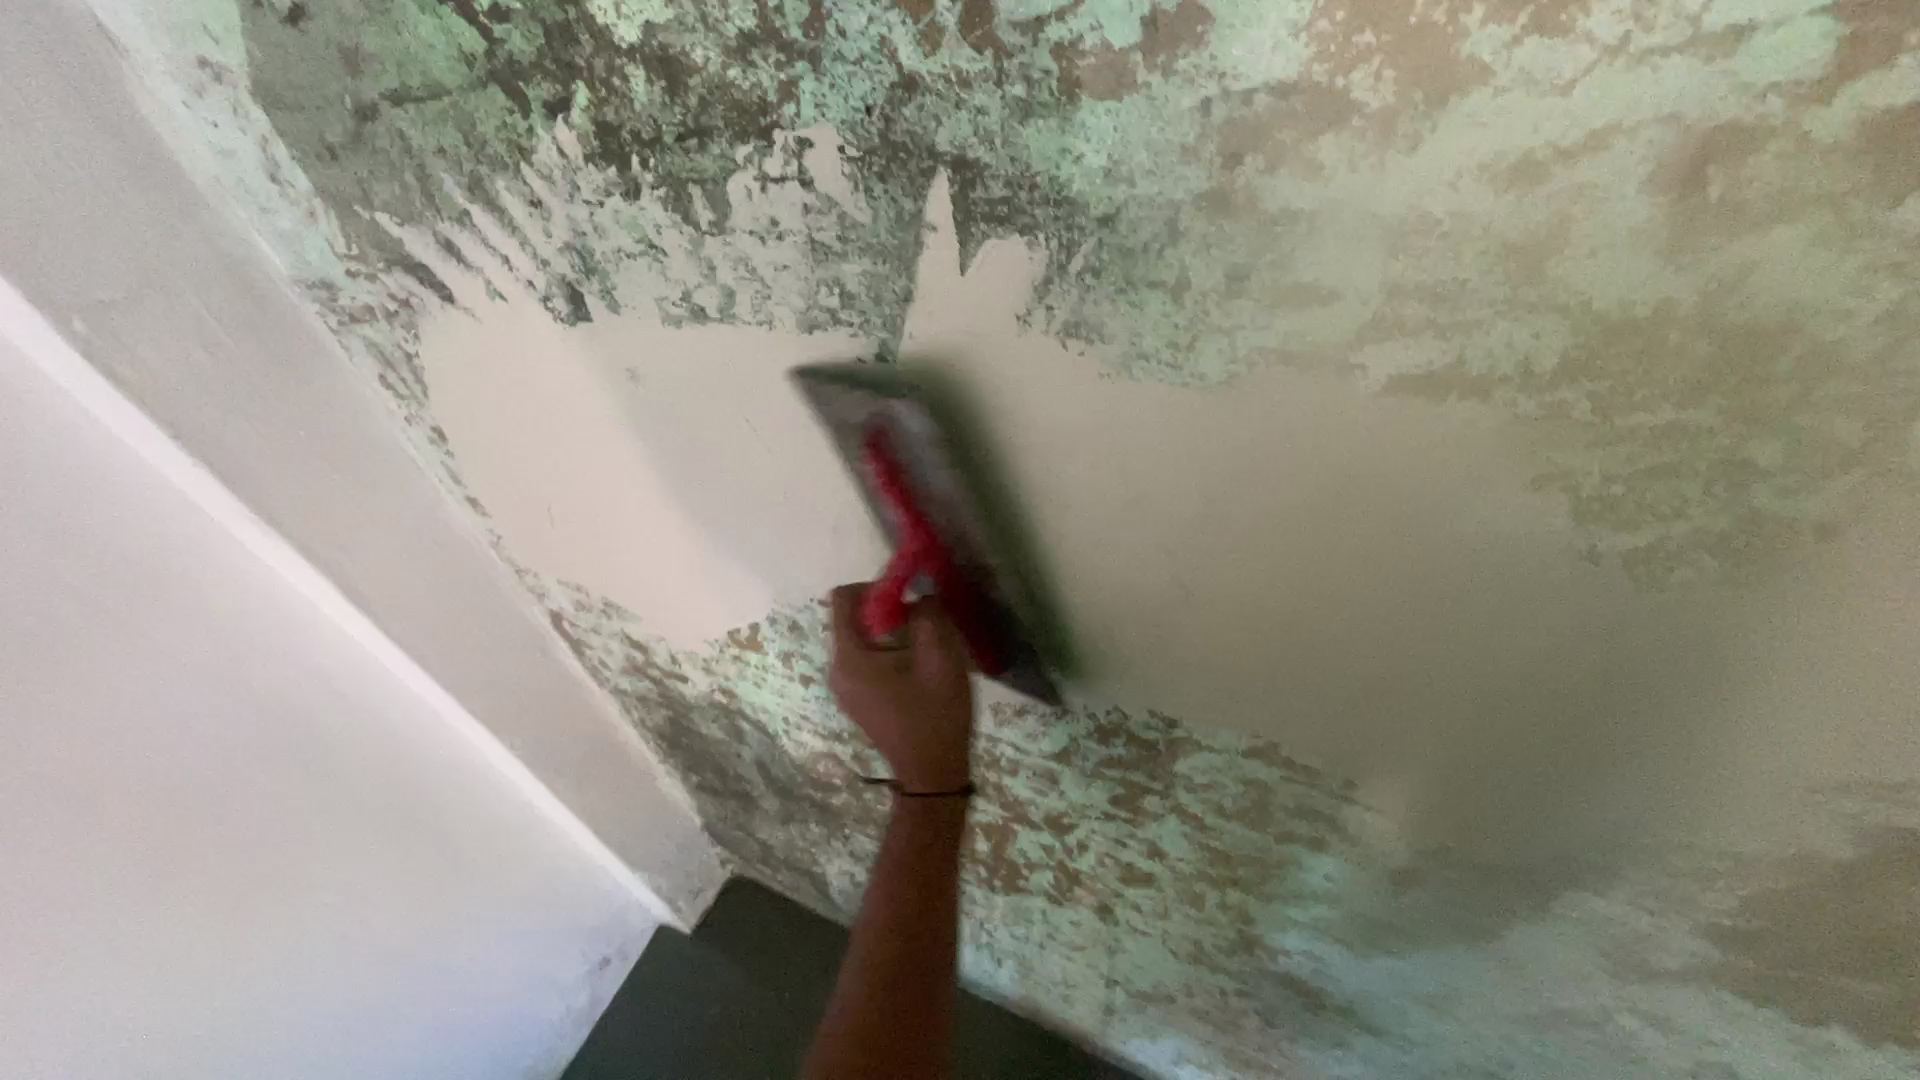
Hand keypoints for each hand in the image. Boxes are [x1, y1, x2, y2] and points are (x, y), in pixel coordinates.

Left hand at [828, 583, 974, 792]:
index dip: (874, 587)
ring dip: (889, 630)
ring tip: (922, 643)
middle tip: (921, 619)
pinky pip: (864, 658)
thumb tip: (918, 593)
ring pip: (861, 638)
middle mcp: (836, 670)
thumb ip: (927, 615)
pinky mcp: (856, 698)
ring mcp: (844, 687)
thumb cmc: (936, 714)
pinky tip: (915, 665)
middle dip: (885, 609)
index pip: (842, 598)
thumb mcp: (940, 658)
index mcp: (849, 658)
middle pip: (851, 618)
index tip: (907, 596)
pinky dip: (886, 650)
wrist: (932, 773)